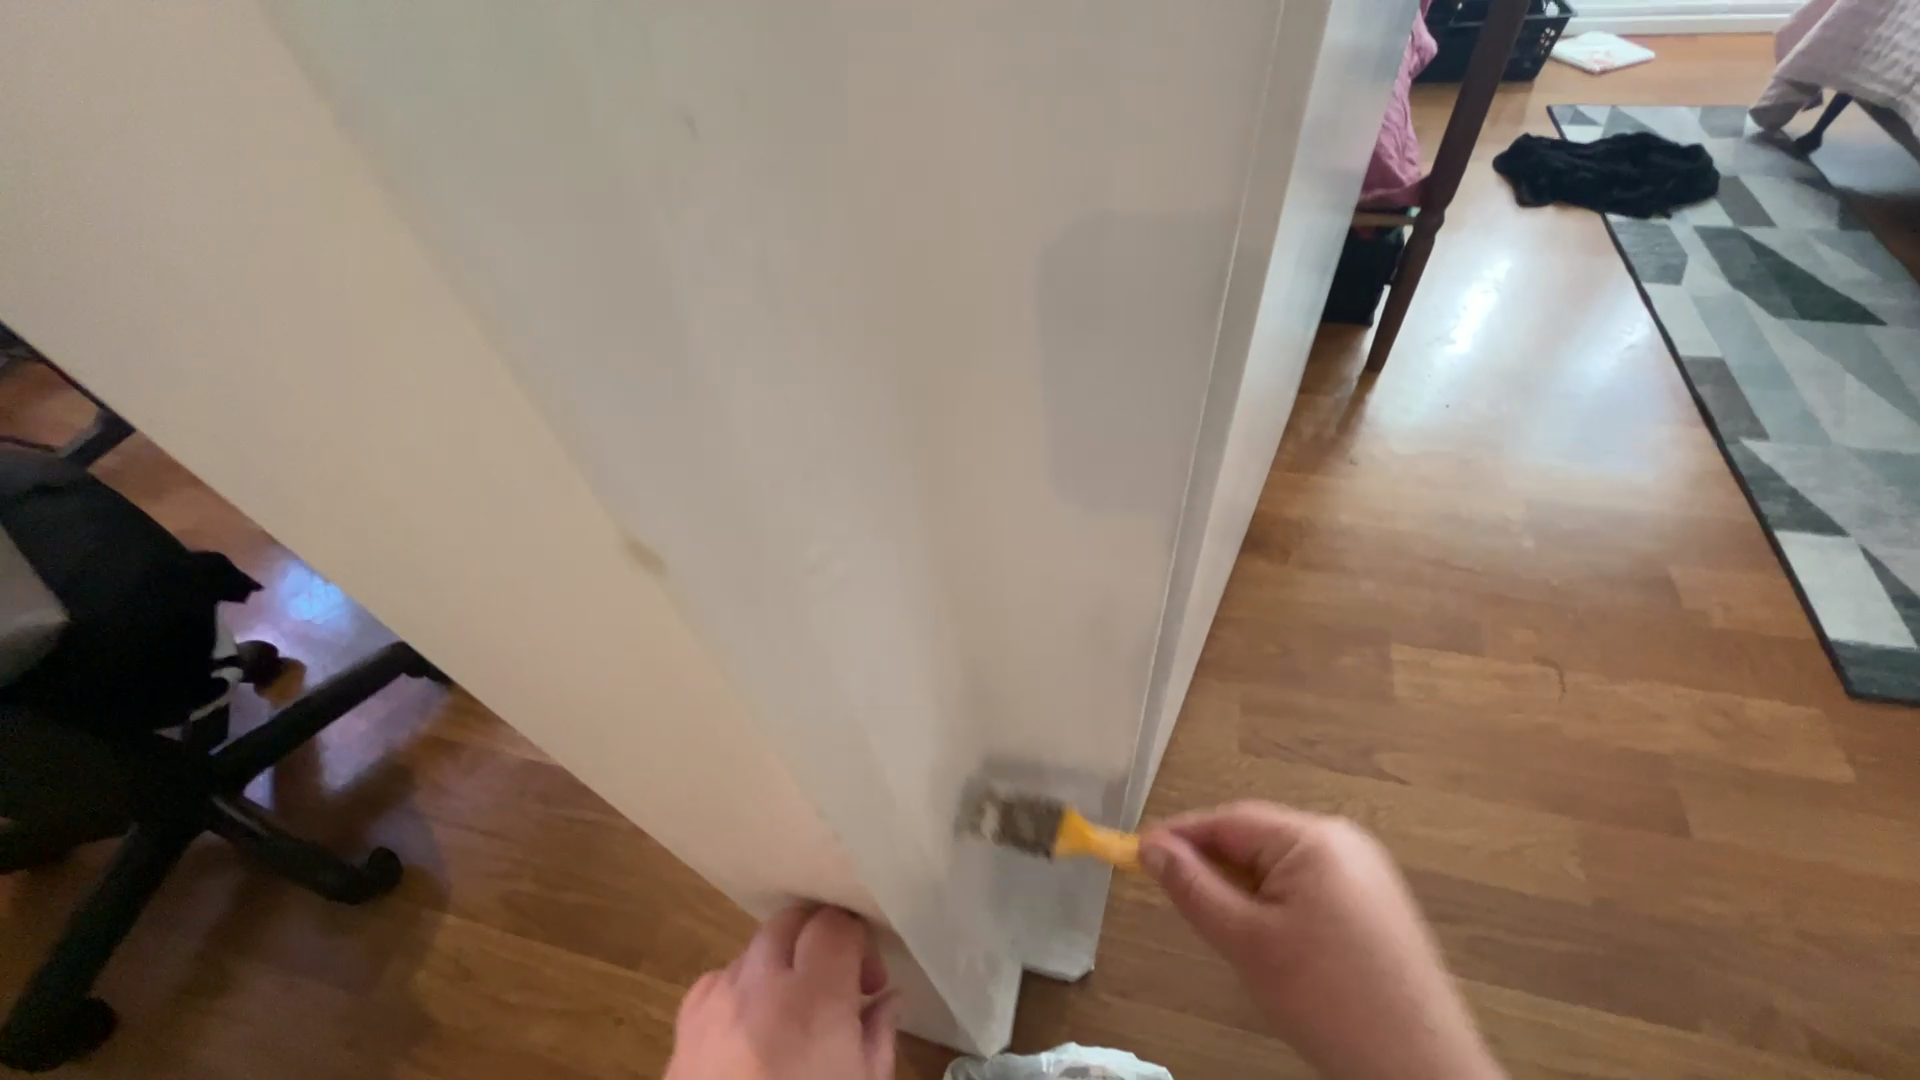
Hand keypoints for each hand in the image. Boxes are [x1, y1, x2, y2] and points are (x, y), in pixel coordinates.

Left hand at [665, 905, 900, 1079]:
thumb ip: (878, 1039)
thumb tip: (888, 1000)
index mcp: (813, 1000)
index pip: (835, 924)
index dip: (856, 939)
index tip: (867, 979)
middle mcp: (759, 986)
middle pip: (789, 921)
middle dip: (816, 938)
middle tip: (837, 983)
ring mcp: (714, 1005)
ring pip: (751, 950)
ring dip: (779, 966)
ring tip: (794, 1013)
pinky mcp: (682, 1032)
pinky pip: (716, 983)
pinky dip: (740, 992)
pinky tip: (752, 1033)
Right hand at [1140, 801, 1500, 1079]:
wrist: (1421, 1072)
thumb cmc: (1325, 999)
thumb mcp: (1244, 941)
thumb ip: (1192, 887)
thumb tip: (1149, 847)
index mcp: (1314, 838)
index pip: (1229, 820)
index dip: (1179, 835)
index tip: (1136, 853)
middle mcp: (1344, 839)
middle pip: (1256, 837)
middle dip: (1211, 862)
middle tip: (1174, 894)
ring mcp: (1366, 870)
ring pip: (1279, 862)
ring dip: (1241, 884)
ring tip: (1220, 923)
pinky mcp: (1376, 902)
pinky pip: (1308, 883)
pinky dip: (1274, 900)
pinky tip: (1267, 938)